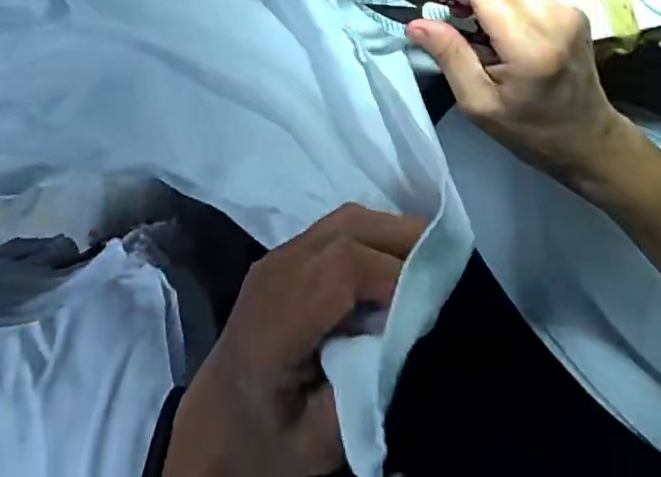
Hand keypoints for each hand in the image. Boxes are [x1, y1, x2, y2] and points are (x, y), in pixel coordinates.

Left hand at [164, 204, 425, 476]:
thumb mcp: (320, 441)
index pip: (341, 270)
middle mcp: (274, 273)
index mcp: (273, 323)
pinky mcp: (288, 252)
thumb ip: (365, 386)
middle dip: (405, 243)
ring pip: (347, 218)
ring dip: (393, 233)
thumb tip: (411, 330)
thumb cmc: (265, 442)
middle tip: (446, 274)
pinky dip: (376, 234)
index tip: (429, 306)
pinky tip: (395, 261)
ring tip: (429, 264)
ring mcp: (278, 256)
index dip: (395, 276)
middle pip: (349, 229)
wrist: (214, 425)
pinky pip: (340, 225)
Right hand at [407, 0, 636, 184]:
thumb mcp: (479, 103)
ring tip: (463, 8)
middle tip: (442, 3)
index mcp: (531, 44)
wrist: (588, 138)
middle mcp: (553, 16)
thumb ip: (450, 56)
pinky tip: (490, 13)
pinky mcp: (571, 8)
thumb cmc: (530, 131)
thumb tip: (417, 23)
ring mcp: (567, 8)